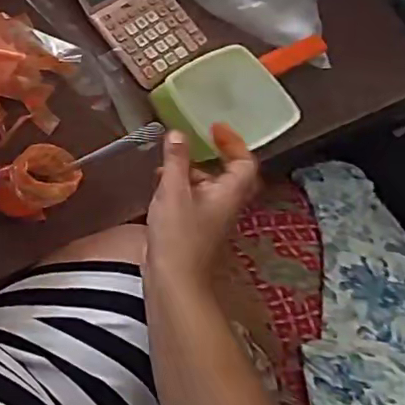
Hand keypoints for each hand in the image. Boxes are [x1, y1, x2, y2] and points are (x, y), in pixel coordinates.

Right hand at [145, 123, 260, 294]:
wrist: (175, 276)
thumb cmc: (178, 234)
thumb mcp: (173, 191)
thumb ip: (176, 161)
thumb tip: (178, 133)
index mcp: (228, 193)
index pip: (243, 162)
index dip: (232, 142)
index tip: (214, 127)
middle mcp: (225, 203)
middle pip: (229, 173)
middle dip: (214, 154)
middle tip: (196, 140)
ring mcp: (212, 216)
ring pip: (210, 185)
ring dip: (193, 169)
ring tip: (167, 160)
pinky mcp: (196, 226)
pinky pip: (196, 197)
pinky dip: (182, 184)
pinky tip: (160, 184)